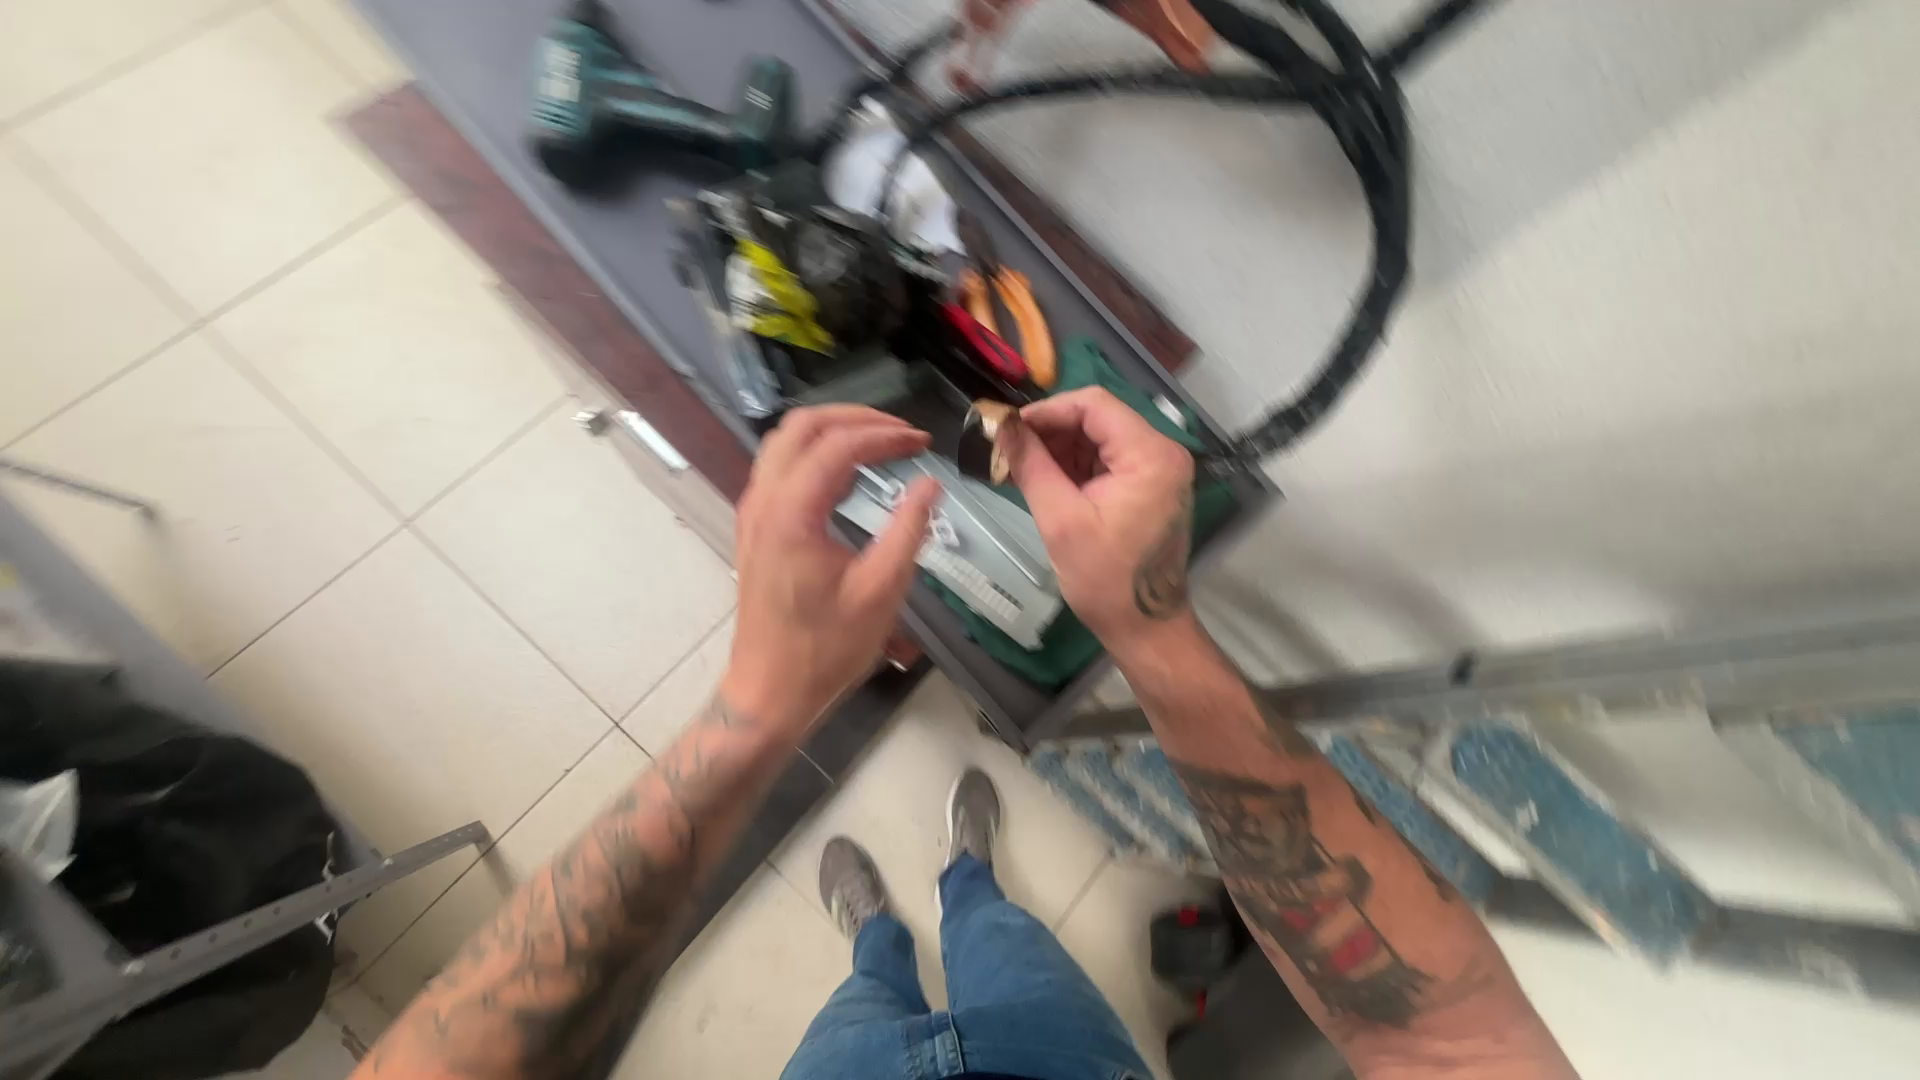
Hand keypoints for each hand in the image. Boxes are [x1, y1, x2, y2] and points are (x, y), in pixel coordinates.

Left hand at [720, 406, 940, 738]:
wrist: (770, 691)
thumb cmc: (826, 649)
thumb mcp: (880, 591)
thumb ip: (908, 530)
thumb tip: (930, 484)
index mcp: (791, 512)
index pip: (838, 445)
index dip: (885, 435)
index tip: (923, 443)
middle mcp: (763, 500)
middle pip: (803, 426)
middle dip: (856, 418)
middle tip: (901, 432)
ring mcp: (753, 511)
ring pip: (786, 440)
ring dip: (832, 431)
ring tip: (879, 443)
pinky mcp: (755, 526)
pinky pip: (781, 466)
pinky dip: (816, 453)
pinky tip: (849, 472)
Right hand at [1009, 387, 1195, 654]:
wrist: (1144, 627)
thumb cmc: (1105, 580)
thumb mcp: (1061, 521)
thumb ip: (1031, 467)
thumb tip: (1001, 428)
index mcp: (1150, 455)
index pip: (1094, 405)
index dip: (1047, 410)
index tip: (1009, 429)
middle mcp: (1162, 452)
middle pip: (1097, 418)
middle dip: (1051, 431)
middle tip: (1009, 449)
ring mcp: (1157, 469)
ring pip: (1098, 438)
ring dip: (1059, 448)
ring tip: (1020, 465)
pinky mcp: (1148, 486)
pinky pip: (1106, 460)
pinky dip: (1074, 466)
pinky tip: (1043, 478)